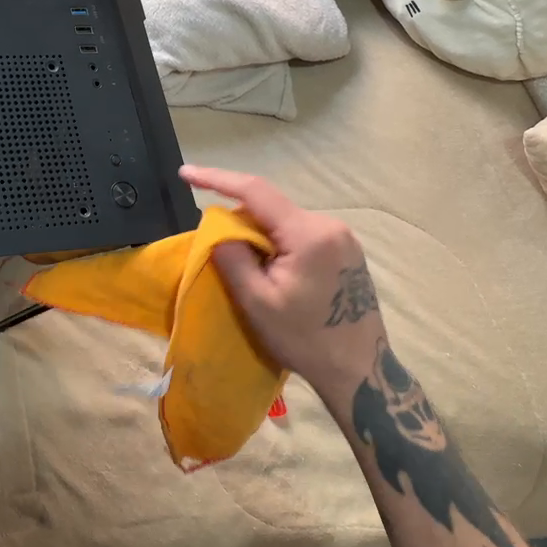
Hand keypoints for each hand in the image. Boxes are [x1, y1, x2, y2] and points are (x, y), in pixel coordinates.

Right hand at [183, 165, 384, 392]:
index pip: (255, 191)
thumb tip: (217, 227)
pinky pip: (299, 232)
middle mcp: (330, 226)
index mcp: (309, 234)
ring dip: (258, 232)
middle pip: (269, 206)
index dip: (216, 179)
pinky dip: (277, 241)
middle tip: (214, 244)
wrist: (361, 373)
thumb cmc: (305, 340)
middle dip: (238, 217)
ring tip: (246, 265)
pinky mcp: (346, 250)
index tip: (184, 173)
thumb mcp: (257, 301)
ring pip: (283, 219)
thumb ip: (232, 256)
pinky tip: (270, 267)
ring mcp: (342, 237)